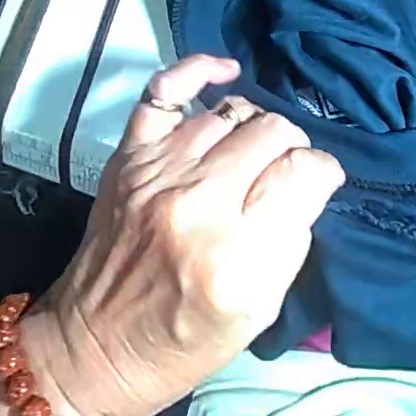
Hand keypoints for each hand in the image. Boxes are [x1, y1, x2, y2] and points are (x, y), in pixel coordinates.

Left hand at [20, 55, 343, 415]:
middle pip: (271, 132)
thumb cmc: (184, 340)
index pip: (303, 172)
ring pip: (231, 110)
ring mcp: (157, 172)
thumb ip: (291, 237)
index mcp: (235, 257)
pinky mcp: (129, 155)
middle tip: (285, 168)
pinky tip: (225, 73)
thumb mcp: (261, 311)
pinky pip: (165, 89)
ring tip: (253, 148)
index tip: (317, 182)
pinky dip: (198, 70)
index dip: (321, 172)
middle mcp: (196, 203)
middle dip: (292, 145)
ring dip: (255, 125)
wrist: (95, 345)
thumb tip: (306, 180)